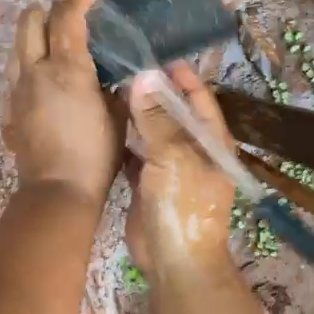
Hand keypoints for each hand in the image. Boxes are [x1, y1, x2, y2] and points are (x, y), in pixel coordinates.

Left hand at [3, 0, 122, 202]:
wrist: (57, 190)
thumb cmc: (97, 154)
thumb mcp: (117, 116)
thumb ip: (114, 87)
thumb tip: (115, 74)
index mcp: (67, 68)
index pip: (67, 17)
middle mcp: (36, 70)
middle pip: (31, 20)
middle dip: (48, 8)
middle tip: (68, 13)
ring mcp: (17, 88)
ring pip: (17, 44)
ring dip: (33, 33)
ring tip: (52, 39)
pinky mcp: (10, 107)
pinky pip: (15, 71)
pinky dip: (28, 61)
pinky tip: (42, 74)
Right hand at [123, 63, 236, 274]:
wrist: (175, 261)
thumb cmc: (183, 205)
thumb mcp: (173, 156)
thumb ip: (157, 118)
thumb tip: (143, 76)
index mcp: (211, 140)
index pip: (198, 97)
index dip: (180, 75)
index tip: (153, 52)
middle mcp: (193, 148)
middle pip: (173, 111)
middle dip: (153, 90)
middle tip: (122, 63)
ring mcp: (170, 166)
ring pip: (153, 130)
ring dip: (136, 111)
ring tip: (109, 84)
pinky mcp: (148, 182)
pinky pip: (136, 151)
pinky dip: (123, 136)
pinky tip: (103, 119)